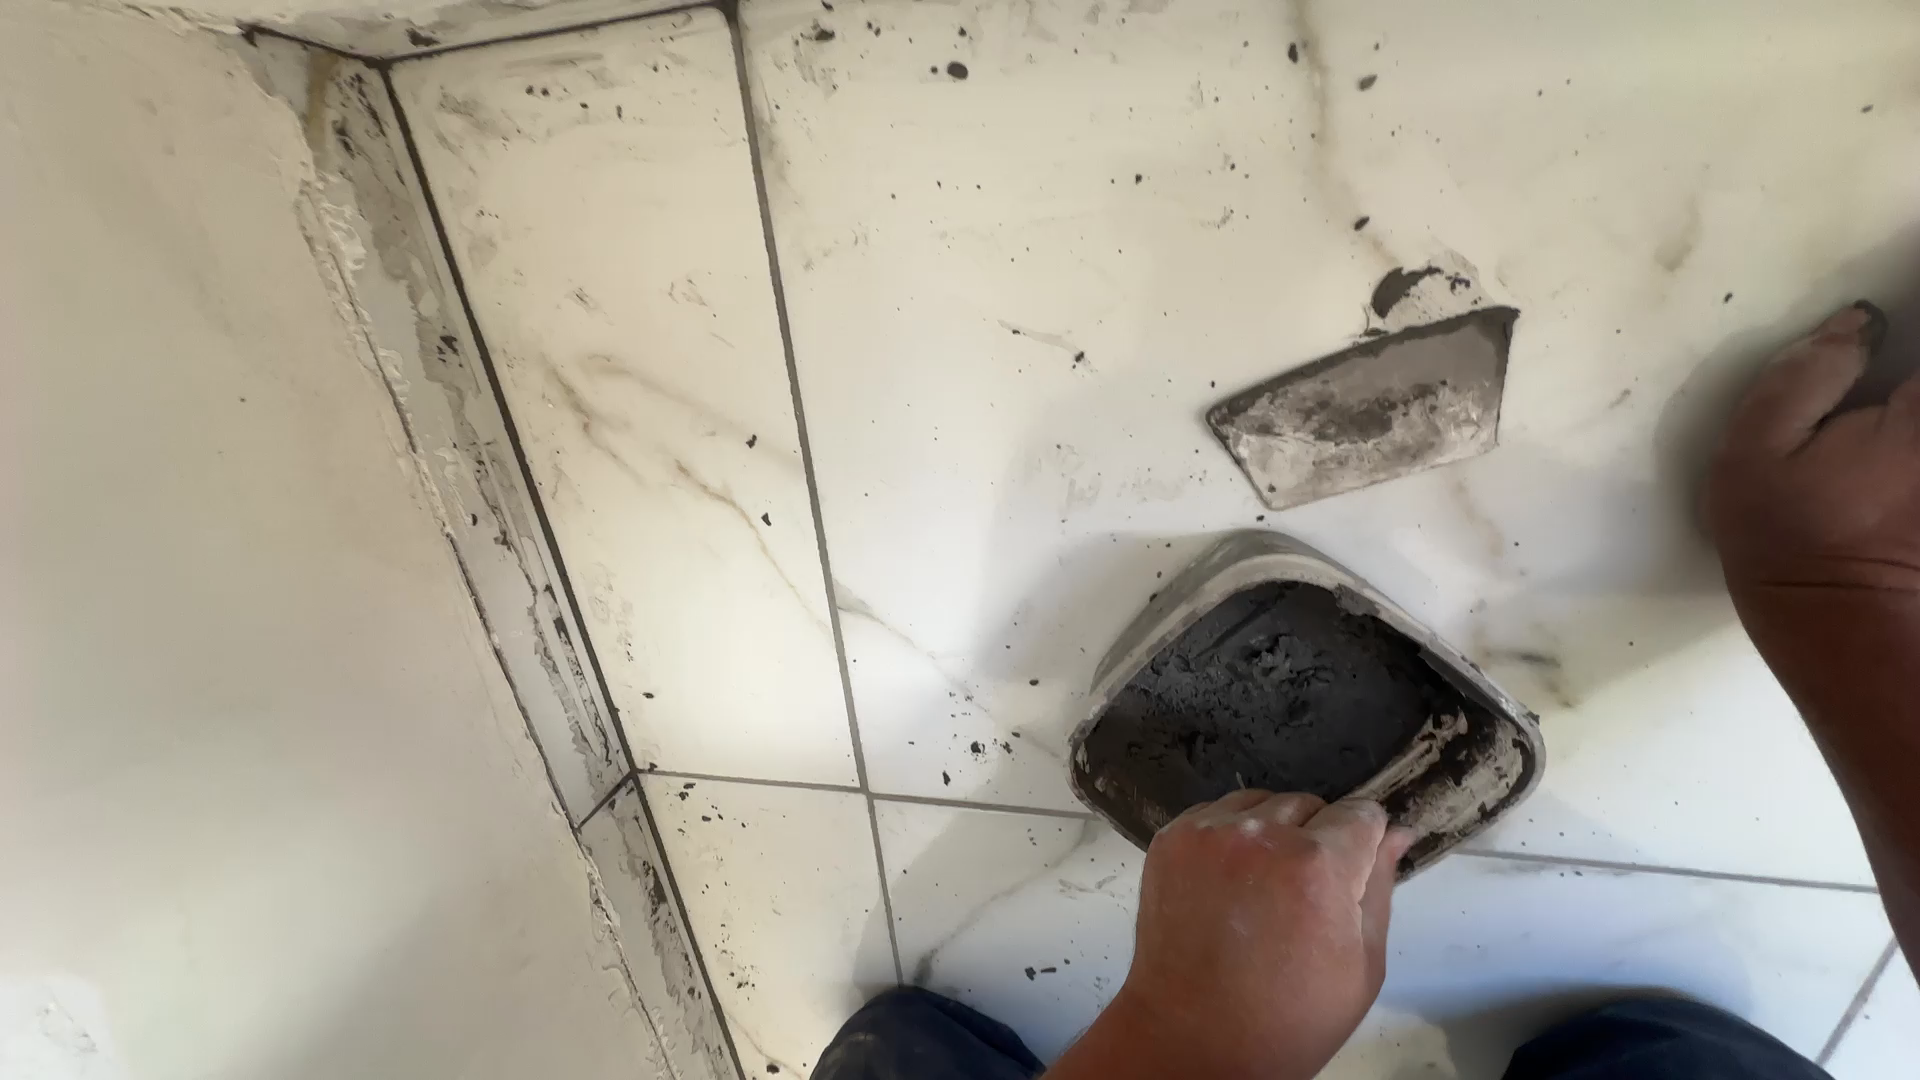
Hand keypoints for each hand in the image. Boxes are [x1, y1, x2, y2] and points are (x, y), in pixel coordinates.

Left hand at [1056, 792, 1410, 1079]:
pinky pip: (1214, 812)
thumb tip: (1397, 831)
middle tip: (1307, 887)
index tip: (1360, 856)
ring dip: (1271, 829)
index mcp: (1316, 865)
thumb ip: (1378, 884)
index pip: (1359, 814)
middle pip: (1306, 804)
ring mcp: (1206, 830)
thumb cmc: (1292, 1014)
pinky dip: (1228, 834)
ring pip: (1258, 802)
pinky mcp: (1171, 836)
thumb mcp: (1361, 962)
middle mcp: (1258, 833)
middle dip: (1318, 835)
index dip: (1367, 834)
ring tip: (1264, 883)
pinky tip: (1229, 878)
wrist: (1196, 1032)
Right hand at [1707, 302, 1919, 598]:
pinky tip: (1887, 407)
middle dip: (1906, 349)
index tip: (1886, 304)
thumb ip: (1802, 377)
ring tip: (1882, 381)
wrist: (1845, 611)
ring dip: (1902, 380)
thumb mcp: (1755, 454)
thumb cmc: (1787, 532)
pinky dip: (1902, 408)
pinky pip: (1919, 417)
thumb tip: (1858, 321)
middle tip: (1879, 344)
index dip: (1906, 304)